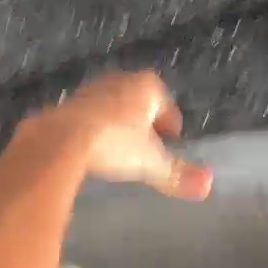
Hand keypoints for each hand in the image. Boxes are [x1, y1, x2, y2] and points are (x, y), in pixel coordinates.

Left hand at [25, 71, 211, 199]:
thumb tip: (207, 186)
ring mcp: (90, 90)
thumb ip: (177, 173)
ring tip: (119, 148)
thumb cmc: (115, 143)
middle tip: (146, 143)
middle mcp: (118, 81)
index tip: (170, 137)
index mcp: (145, 87)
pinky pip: (87, 117)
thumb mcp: (150, 163)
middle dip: (142, 120)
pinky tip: (91, 149)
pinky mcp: (65, 104)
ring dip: (117, 123)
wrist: (60, 139)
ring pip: (111, 106)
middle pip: (137, 101)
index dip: (168, 120)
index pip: (164, 102)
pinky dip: (93, 130)